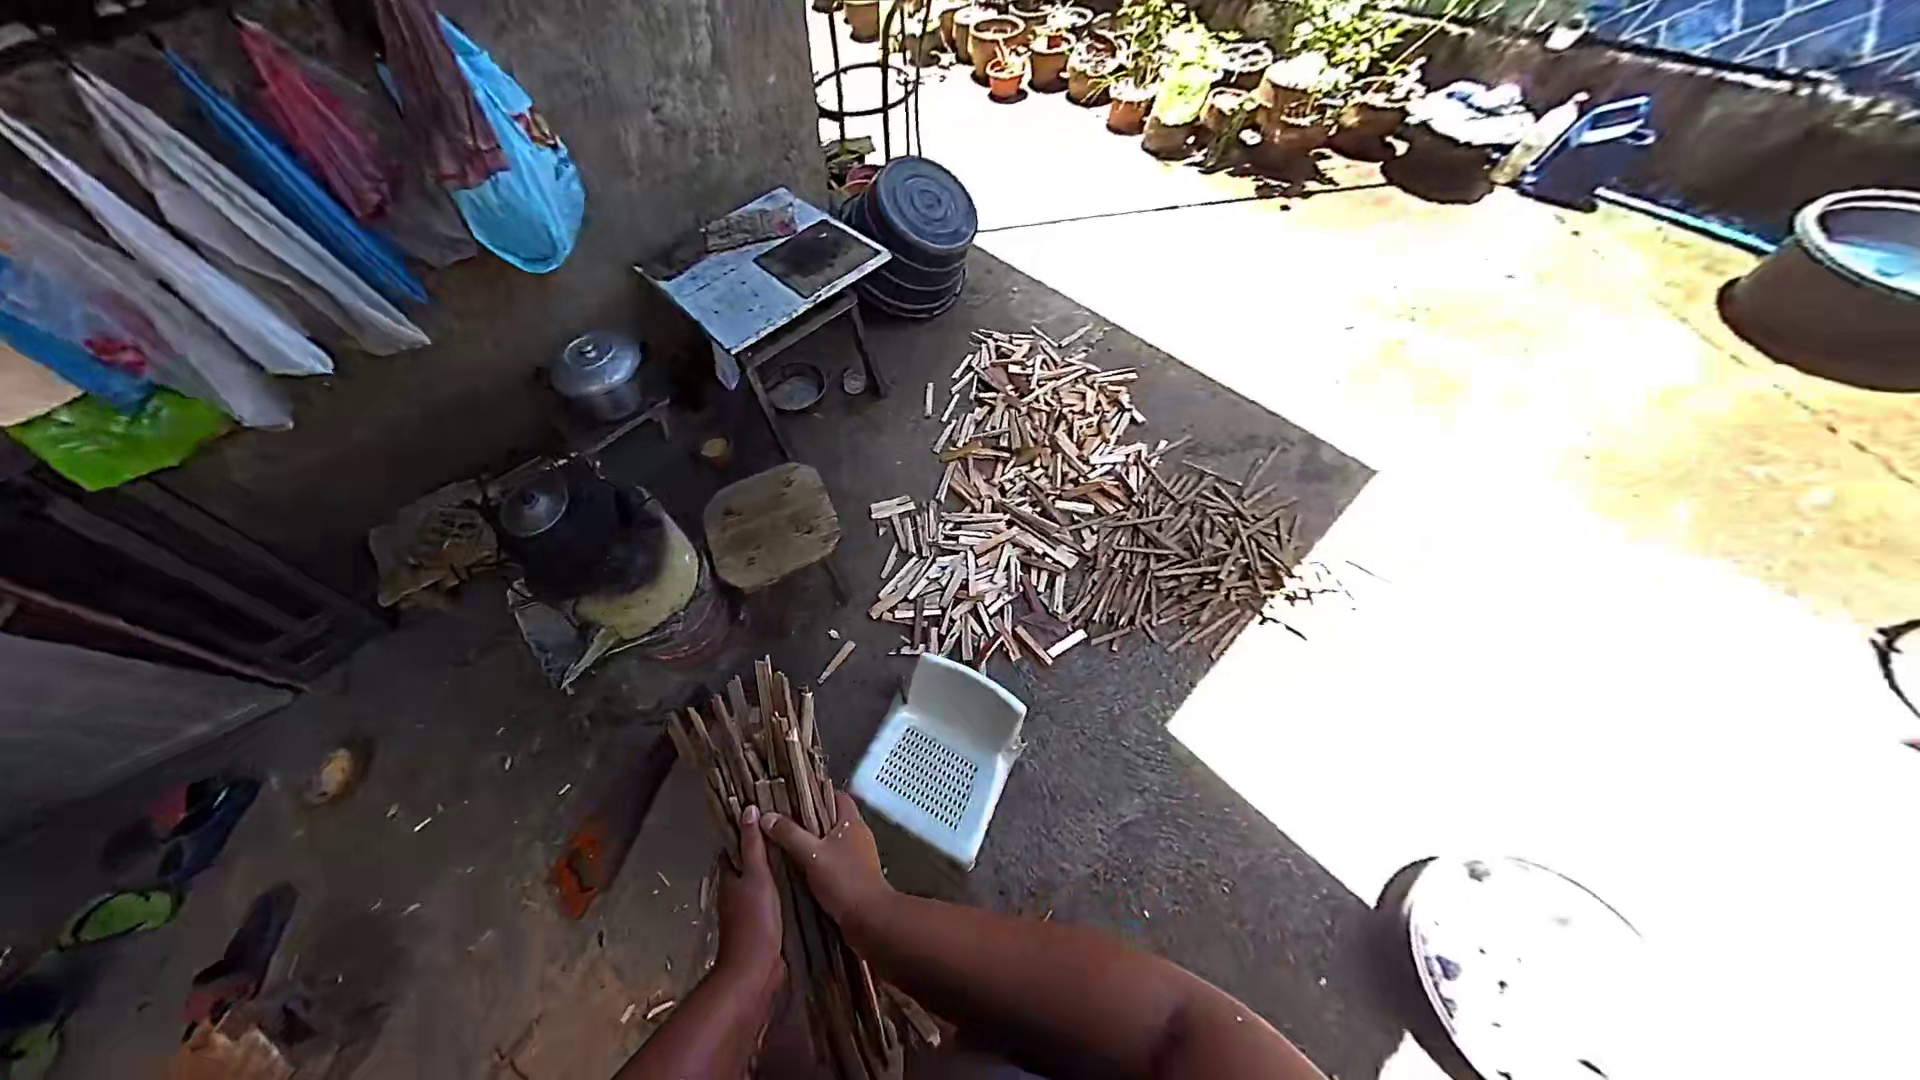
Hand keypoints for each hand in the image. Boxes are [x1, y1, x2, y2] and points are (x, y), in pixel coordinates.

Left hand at [718, 805, 782, 976]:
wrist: (756, 971)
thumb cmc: (754, 920)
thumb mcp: (756, 876)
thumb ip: (753, 845)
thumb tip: (748, 809)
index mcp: (729, 875)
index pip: (735, 843)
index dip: (747, 825)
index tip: (768, 807)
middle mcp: (735, 889)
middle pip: (749, 859)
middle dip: (765, 843)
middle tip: (791, 824)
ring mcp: (748, 906)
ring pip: (761, 876)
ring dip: (775, 863)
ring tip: (799, 844)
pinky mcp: (762, 920)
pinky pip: (771, 892)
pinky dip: (782, 882)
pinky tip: (799, 876)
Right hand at [759, 792, 891, 927]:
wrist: (869, 919)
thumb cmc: (844, 880)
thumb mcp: (812, 855)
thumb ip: (790, 835)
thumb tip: (767, 816)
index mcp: (852, 822)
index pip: (836, 796)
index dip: (817, 793)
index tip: (794, 796)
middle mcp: (858, 834)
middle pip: (832, 818)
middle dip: (810, 819)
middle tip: (784, 822)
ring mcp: (859, 855)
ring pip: (832, 840)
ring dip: (813, 842)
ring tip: (787, 844)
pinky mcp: (856, 875)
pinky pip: (834, 860)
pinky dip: (819, 860)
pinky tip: (801, 869)